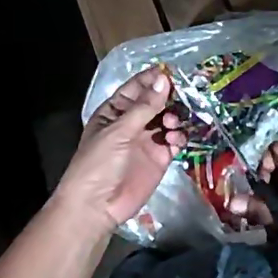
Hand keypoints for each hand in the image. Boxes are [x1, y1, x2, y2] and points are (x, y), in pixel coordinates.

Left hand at [52, 66, 186, 233]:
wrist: (97, 205)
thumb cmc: (99, 163)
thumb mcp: (119, 131)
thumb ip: (145, 106)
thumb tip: (164, 79)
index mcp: (115, 111)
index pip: (136, 87)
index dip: (153, 79)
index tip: (172, 72)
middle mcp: (132, 123)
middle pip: (156, 102)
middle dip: (169, 98)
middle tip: (181, 97)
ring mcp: (147, 140)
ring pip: (168, 120)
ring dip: (174, 117)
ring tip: (171, 124)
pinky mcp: (159, 158)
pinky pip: (174, 141)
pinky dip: (179, 137)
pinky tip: (176, 139)